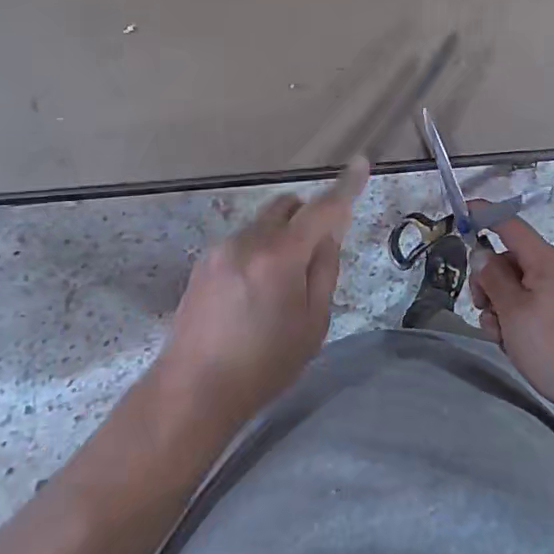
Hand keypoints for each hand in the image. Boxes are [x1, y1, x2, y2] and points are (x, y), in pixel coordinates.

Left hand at [156, 156, 369, 420]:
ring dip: (281, 237)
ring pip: (263, 225)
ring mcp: (220, 249)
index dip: (345, 187)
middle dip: (308, 217)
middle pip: (287, 206)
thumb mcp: (313, 322)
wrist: (193, 390)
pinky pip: (243, 242)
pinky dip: (259, 251)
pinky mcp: (203, 263)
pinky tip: (253, 294)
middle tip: (316, 256)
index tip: (360, 163)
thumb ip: (324, 270)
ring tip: (279, 288)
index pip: (322, 209)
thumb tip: (328, 236)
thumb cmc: (265, 363)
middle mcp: (247, 241)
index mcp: (280, 256)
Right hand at [469, 207, 553, 440]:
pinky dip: (519, 318)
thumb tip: (481, 253)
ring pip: (519, 286)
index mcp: (547, 260)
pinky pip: (534, 304)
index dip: (483, 214)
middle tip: (484, 309)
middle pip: (510, 259)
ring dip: (502, 307)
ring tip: (504, 337)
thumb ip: (492, 277)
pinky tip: (517, 344)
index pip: (510, 224)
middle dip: (489, 281)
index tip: (459, 217)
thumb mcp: (513, 311)